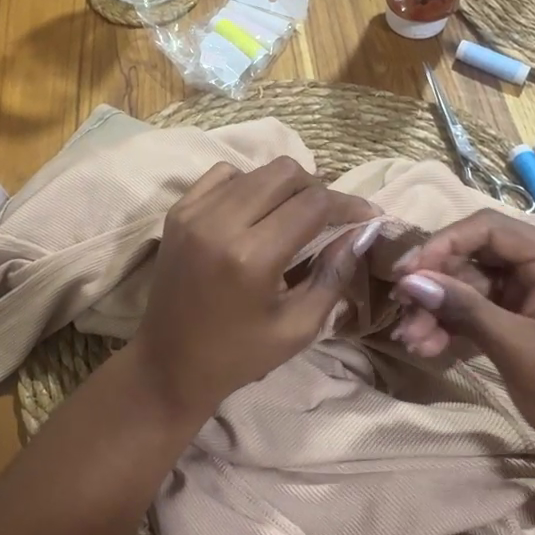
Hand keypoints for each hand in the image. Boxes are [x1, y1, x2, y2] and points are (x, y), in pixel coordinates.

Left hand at [132, 157, 381, 421]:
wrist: (168, 364)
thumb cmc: (239, 355)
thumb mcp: (298, 327)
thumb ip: (334, 274)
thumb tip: (361, 231)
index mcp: (252, 257)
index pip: (313, 204)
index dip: (347, 204)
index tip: (366, 215)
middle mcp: (220, 223)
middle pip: (286, 172)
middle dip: (317, 189)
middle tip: (330, 216)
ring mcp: (194, 213)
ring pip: (257, 170)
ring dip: (284, 186)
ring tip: (295, 214)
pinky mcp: (178, 212)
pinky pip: (223, 174)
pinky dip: (248, 183)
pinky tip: (256, 210)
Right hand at [389, 211, 534, 483]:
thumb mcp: (518, 349)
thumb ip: (464, 308)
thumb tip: (410, 280)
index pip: (488, 228)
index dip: (442, 244)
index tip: (405, 273)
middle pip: (479, 256)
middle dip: (438, 284)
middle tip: (403, 313)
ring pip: (477, 286)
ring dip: (442, 310)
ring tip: (413, 342)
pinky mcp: (534, 321)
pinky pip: (487, 310)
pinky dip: (459, 326)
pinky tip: (431, 347)